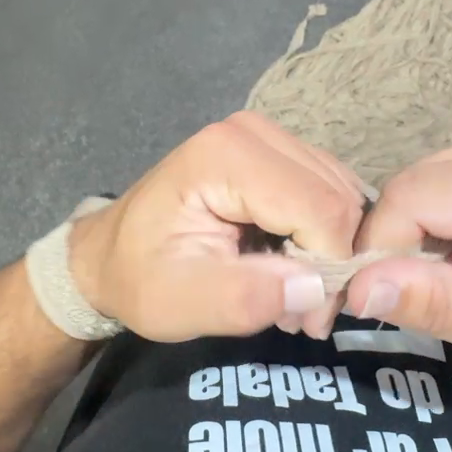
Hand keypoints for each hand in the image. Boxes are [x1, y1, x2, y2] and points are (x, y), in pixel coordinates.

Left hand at [70, 112, 365, 341]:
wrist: (112, 254)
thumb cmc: (139, 277)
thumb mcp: (177, 304)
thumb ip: (241, 298)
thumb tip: (313, 288)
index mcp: (226, 155)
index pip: (321, 208)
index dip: (330, 268)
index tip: (309, 320)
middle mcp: (253, 131)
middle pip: (337, 198)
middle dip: (331, 263)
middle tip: (300, 315)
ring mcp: (267, 136)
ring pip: (340, 195)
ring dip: (328, 252)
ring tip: (290, 294)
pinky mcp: (277, 151)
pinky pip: (328, 193)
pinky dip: (322, 236)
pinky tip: (291, 266)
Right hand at [345, 120, 451, 378]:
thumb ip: (435, 304)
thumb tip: (356, 288)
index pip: (408, 197)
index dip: (382, 248)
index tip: (390, 299)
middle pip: (412, 183)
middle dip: (402, 240)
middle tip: (434, 292)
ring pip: (423, 177)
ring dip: (421, 229)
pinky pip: (445, 174)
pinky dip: (441, 215)